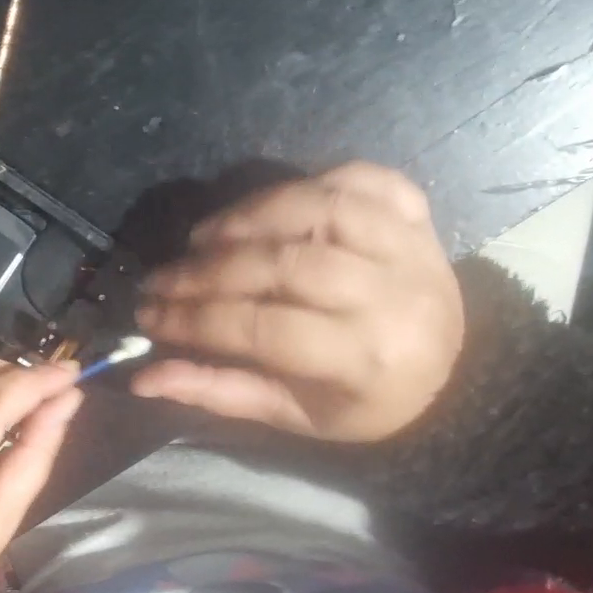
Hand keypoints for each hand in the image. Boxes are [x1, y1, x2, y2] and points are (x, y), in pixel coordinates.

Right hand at [131, 162, 463, 441]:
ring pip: (321, 209)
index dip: (196, 319)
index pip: (264, 328)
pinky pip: (360, 178)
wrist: (450, 374)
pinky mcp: (417, 214)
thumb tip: (142, 379)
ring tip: (201, 238)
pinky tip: (265, 207)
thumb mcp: (290, 414)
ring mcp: (410, 246)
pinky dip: (305, 183)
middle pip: (287, 265)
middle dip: (209, 270)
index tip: (148, 316)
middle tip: (161, 279)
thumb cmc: (359, 404)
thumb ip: (218, 392)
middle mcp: (391, 296)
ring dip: (249, 217)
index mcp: (362, 359)